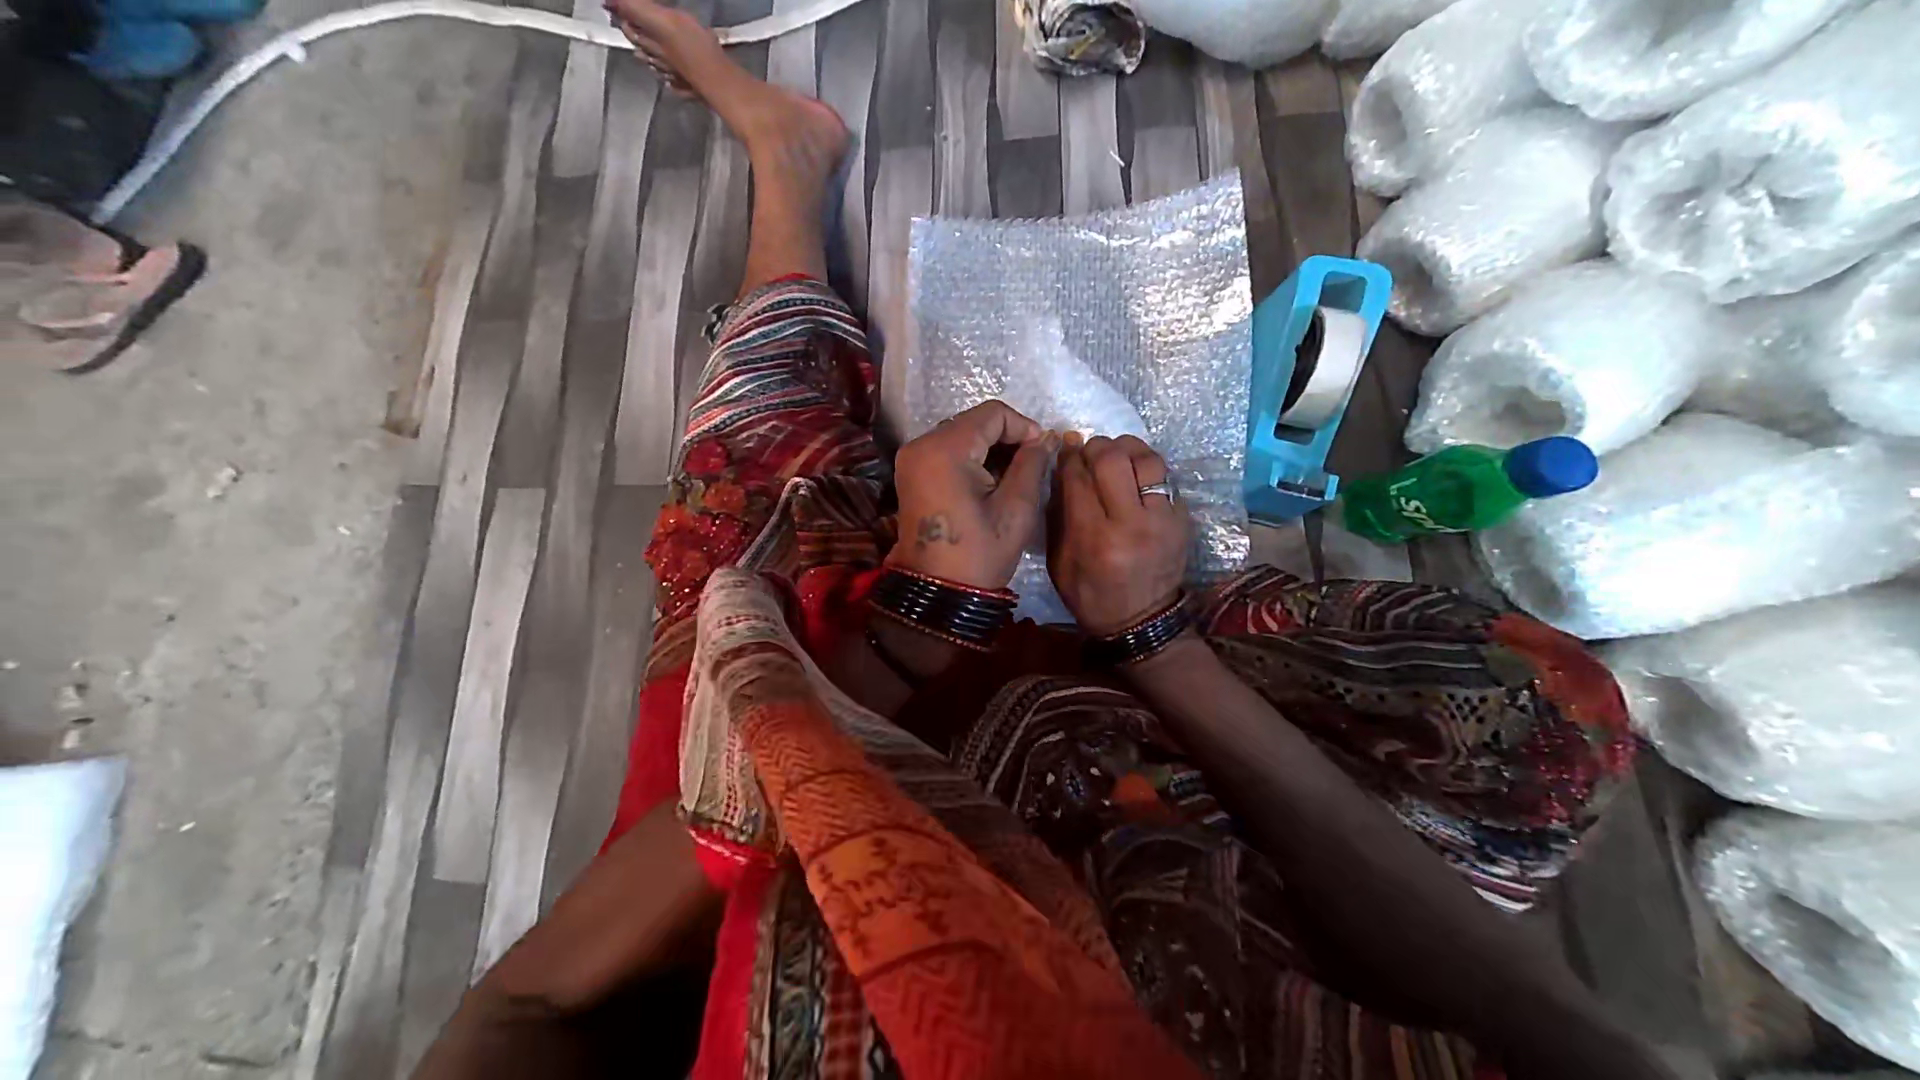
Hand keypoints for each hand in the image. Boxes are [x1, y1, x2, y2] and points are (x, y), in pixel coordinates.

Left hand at [888, 401, 1056, 590]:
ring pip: (961, 435)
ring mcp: (912, 459)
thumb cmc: (979, 552)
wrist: (937, 591)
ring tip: (1013, 475)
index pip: (992, 414)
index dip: (1024, 426)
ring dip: (990, 448)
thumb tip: (1047, 438)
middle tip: (1031, 464)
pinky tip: (990, 482)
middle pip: (974, 421)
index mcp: (945, 450)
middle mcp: (921, 445)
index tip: (1043, 451)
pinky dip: (971, 458)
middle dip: (1007, 438)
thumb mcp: (1015, 508)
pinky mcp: (911, 473)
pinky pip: (947, 451)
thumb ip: (1032, 463)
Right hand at [1048, 433, 1189, 634]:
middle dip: (1096, 447)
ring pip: (1147, 460)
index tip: (1066, 450)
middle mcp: (1130, 524)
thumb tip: (1062, 469)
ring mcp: (1162, 520)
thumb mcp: (1059, 561)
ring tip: (1116, 457)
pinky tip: (1136, 477)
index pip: (1078, 478)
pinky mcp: (1182, 519)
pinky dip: (1147, 470)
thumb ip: (1059, 513)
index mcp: (1093, 538)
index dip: (1069, 457)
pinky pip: (1166, 477)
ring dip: (1127, 450)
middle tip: (1090, 451)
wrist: (1141, 621)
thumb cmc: (1090, 594)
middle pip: (1113, 460)